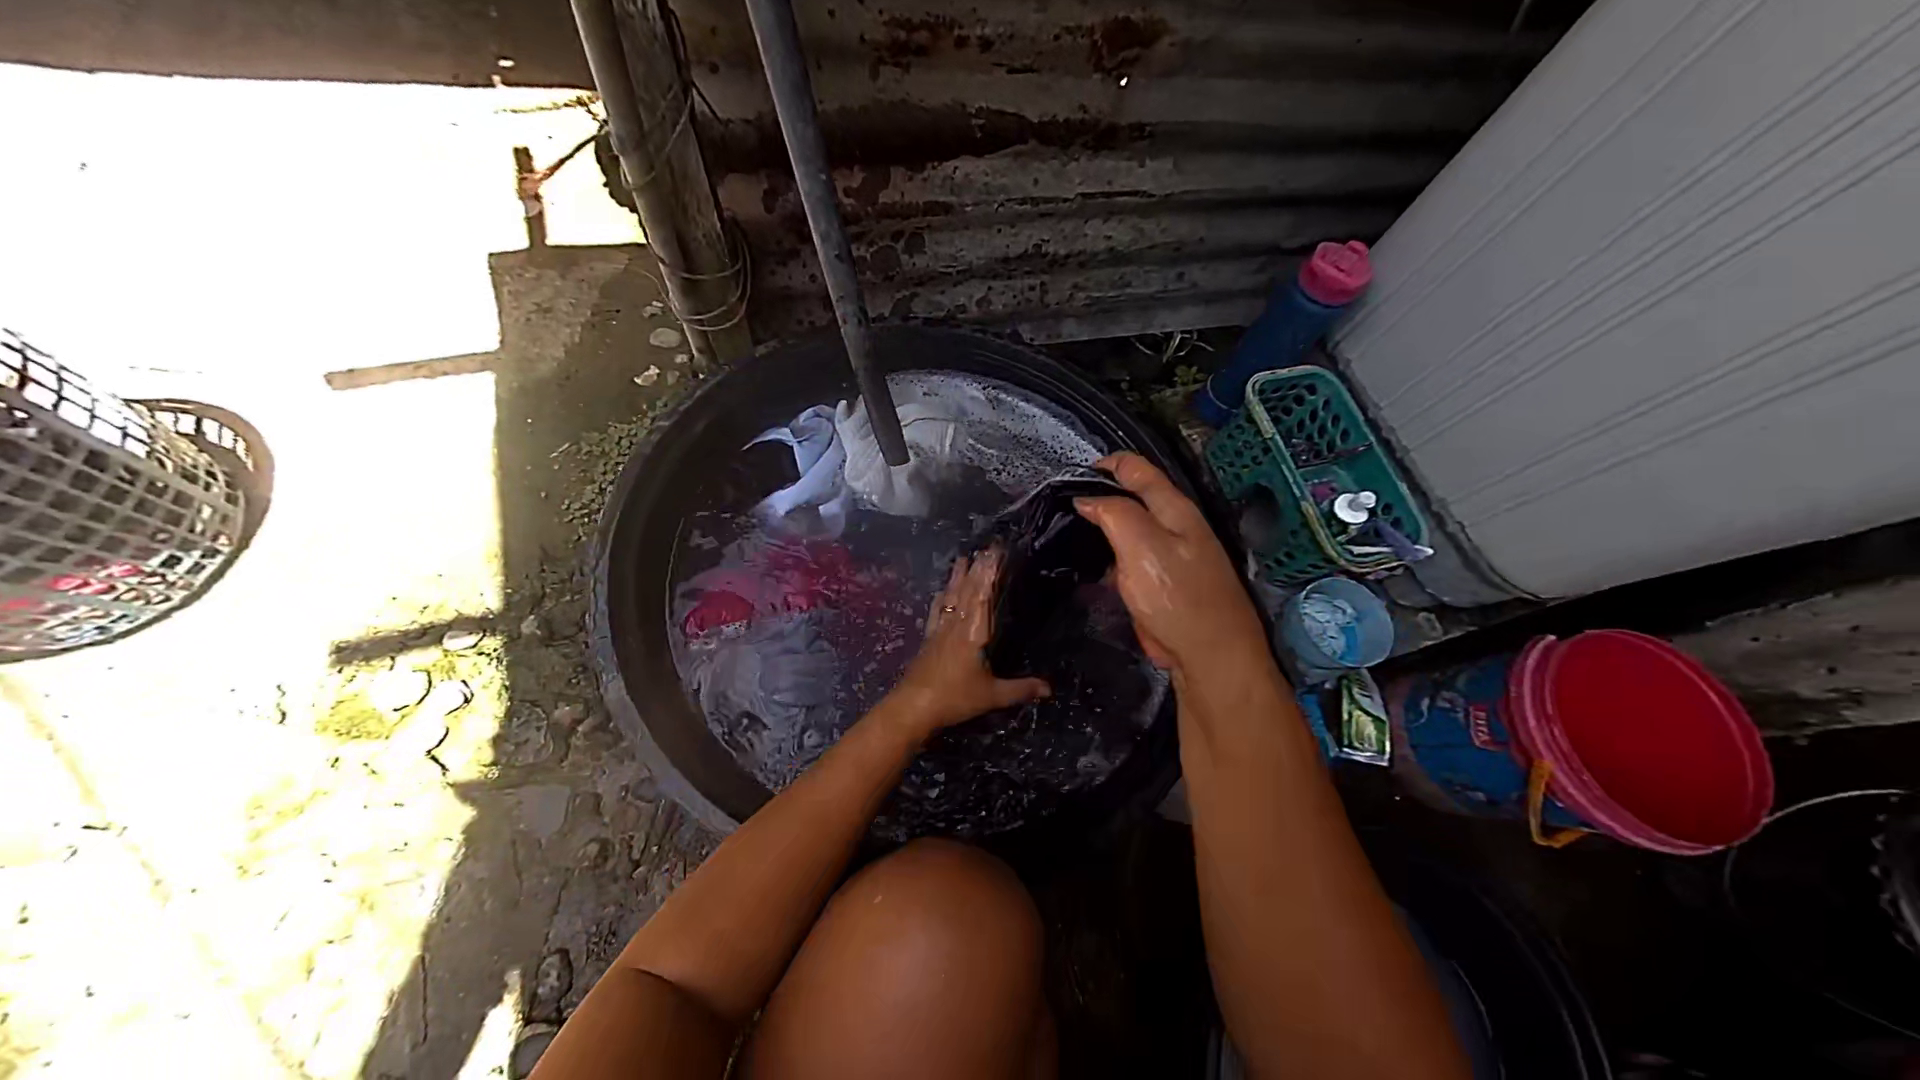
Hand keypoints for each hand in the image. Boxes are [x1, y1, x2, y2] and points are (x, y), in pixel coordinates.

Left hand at [882, 549, 1050, 736]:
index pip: (983, 595)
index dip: (990, 572)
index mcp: (973, 633)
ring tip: (963, 557)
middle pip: (967, 590)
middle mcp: (956, 625)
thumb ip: (1021, 689)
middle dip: (978, 568)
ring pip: (951, 597)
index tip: (996, 552)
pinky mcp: (929, 639)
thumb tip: (1049, 688)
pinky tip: (941, 590)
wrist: (913, 707)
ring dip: (958, 577)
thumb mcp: (992, 696)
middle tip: (986, 547)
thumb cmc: (955, 698)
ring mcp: (940, 630)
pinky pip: (937, 611)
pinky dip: (941, 598)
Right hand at [1075, 452, 1267, 680]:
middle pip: (1133, 498)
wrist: (1209, 654)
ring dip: (1103, 528)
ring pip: (1130, 530)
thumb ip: (1113, 514)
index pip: (1137, 469)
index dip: (1105, 465)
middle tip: (1064, 504)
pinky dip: (1110, 557)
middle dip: (1101, 495)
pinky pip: (1130, 559)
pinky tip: (1092, 567)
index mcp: (1174, 508)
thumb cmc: (1176, 597)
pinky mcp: (1163, 583)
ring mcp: (1170, 556)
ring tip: (1069, 531)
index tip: (1072, 475)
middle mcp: (1175, 526)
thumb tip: (1087, 498)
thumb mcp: (1140, 547)